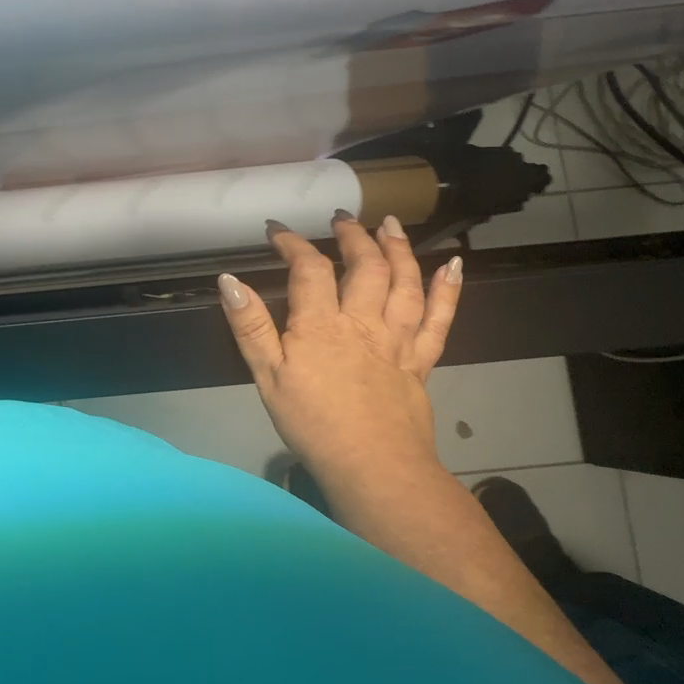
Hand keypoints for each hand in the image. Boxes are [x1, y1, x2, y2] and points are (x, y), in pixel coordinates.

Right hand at [217, 212, 461, 475]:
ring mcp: (399, 340)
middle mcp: (364, 323)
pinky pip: (440, 319)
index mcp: (321, 326)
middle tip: (342, 219)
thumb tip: (230, 281)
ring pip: (405, 283)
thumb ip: (250, 326)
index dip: (293, 245)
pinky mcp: (422, 361)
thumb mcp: (266, 375)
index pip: (309, 271)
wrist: (373, 464)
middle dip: (353, 237)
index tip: (276, 230)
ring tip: (392, 225)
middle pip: (365, 267)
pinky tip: (453, 266)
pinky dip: (448, 289)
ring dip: (399, 250)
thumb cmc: (310, 422)